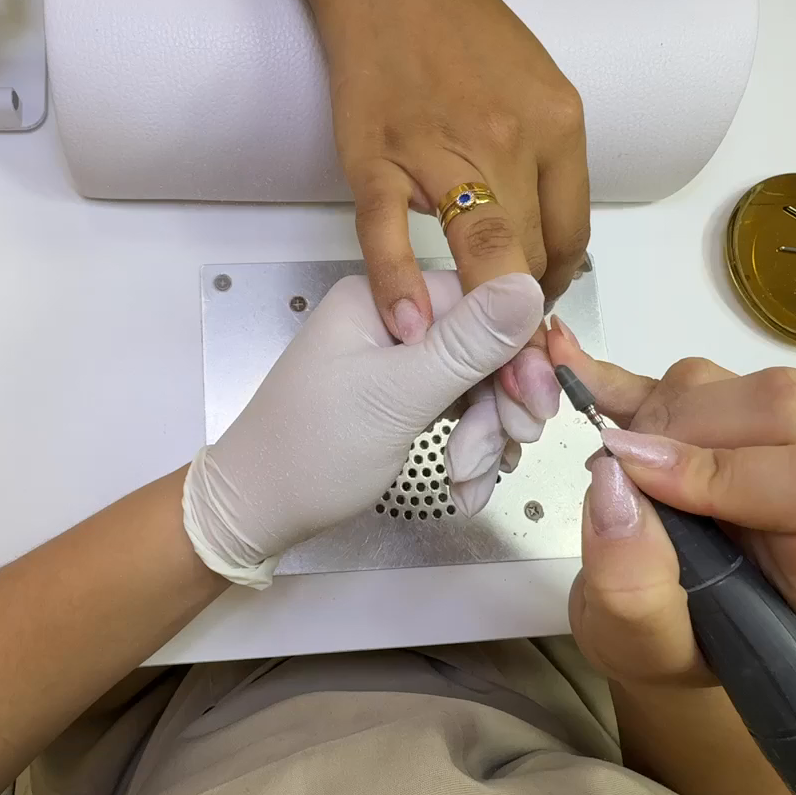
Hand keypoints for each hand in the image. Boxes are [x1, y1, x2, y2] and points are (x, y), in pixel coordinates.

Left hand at [184, 271, 542, 585]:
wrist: (256, 510)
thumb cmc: (315, 449)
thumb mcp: (397, 395)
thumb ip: (467, 344)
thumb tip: (529, 284)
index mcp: (380, 298)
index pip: (477, 301)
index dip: (517, 351)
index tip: (538, 403)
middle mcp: (388, 321)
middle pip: (479, 347)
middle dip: (498, 404)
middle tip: (510, 447)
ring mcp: (390, 362)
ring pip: (471, 386)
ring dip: (483, 436)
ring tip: (469, 479)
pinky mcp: (394, 400)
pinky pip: (451, 412)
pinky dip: (466, 449)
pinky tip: (465, 485)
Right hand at [309, 0, 589, 508]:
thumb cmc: (460, 33)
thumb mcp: (533, 87)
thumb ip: (546, 167)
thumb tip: (543, 247)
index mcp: (557, 126)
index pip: (570, 238)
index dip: (555, 298)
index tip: (534, 334)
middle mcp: (512, 141)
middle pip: (533, 258)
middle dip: (527, 330)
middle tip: (517, 387)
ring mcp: (440, 152)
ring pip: (481, 254)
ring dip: (482, 327)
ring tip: (477, 380)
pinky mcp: (376, 160)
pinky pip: (391, 236)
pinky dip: (402, 288)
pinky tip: (409, 332)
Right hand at [547, 322, 795, 685]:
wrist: (664, 634)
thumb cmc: (668, 653)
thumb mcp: (644, 650)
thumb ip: (633, 588)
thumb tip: (614, 477)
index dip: (717, 468)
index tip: (627, 474)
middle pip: (783, 406)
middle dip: (682, 427)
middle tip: (619, 467)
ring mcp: (769, 442)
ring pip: (732, 380)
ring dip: (655, 409)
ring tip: (614, 459)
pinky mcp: (715, 420)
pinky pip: (676, 379)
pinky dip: (616, 373)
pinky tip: (571, 365)